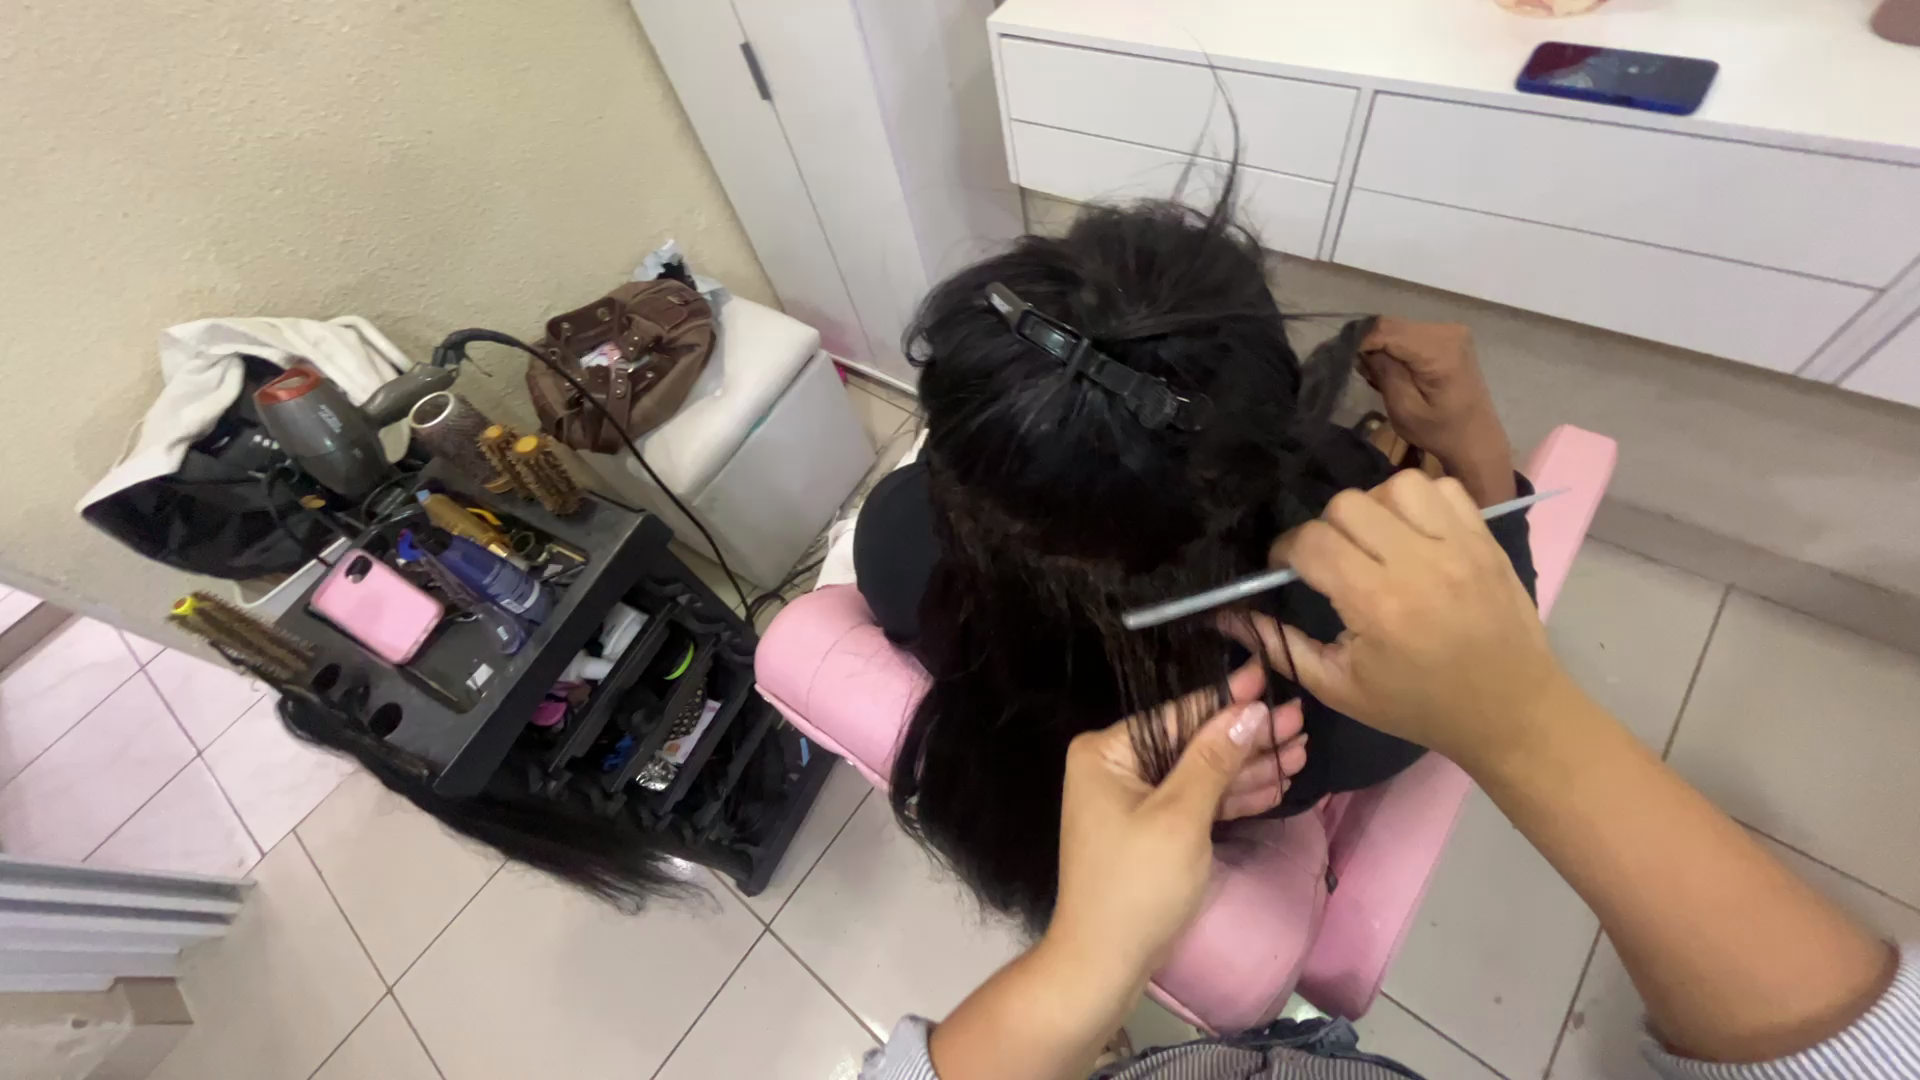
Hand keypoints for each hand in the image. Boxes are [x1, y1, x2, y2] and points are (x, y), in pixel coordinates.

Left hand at [928, 691, 1303, 1079]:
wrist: (1104, 965)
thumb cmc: (1137, 884)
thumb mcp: (1180, 816)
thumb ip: (1214, 760)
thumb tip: (1248, 710)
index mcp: (1106, 751)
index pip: (1174, 715)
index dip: (1225, 697)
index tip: (1266, 672)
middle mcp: (1114, 765)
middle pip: (1190, 742)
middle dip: (1244, 736)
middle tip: (1298, 719)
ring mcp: (1132, 798)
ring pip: (1198, 772)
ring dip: (1247, 766)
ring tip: (1299, 747)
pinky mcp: (1150, 827)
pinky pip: (1194, 801)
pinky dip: (1231, 797)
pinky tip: (1273, 783)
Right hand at [1237, 470, 1570, 772]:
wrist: (1513, 714)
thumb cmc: (1417, 706)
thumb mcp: (1337, 687)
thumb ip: (1279, 646)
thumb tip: (1227, 617)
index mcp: (1377, 604)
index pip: (1311, 543)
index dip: (1284, 551)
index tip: (1285, 570)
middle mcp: (1418, 564)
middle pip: (1346, 506)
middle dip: (1325, 530)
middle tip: (1332, 561)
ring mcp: (1459, 546)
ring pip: (1394, 485)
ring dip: (1372, 509)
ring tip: (1374, 542)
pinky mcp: (1486, 540)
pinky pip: (1443, 488)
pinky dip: (1418, 502)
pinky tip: (1413, 534)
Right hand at [1360, 318, 1513, 504]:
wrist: (1475, 437)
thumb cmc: (1439, 431)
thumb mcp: (1404, 409)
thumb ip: (1384, 373)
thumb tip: (1362, 350)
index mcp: (1439, 350)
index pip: (1386, 330)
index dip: (1358, 341)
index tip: (1338, 359)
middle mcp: (1447, 331)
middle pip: (1391, 325)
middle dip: (1367, 344)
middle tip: (1355, 371)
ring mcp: (1449, 332)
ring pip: (1396, 328)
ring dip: (1378, 348)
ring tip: (1373, 375)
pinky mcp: (1446, 338)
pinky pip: (1407, 334)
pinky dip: (1391, 349)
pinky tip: (1389, 370)